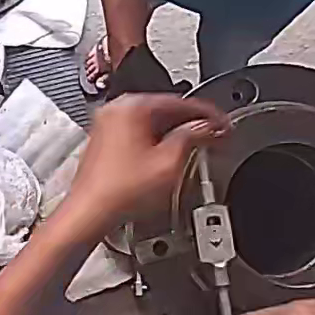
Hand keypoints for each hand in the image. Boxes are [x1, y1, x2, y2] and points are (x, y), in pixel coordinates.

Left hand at [58, 94, 228, 233]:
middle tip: (215, 136)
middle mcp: (117, 109)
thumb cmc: (120, 191)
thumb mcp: (170, 163)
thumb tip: (209, 127)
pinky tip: (168, 156)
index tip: (224, 125)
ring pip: (153, 121)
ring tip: (196, 147)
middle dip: (192, 123)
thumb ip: (194, 137)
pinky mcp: (105, 140)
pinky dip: (156, 140)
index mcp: (133, 106)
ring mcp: (108, 124)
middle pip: (166, 109)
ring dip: (176, 132)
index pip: (182, 102)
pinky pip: (138, 132)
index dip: (209, 115)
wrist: (89, 212)